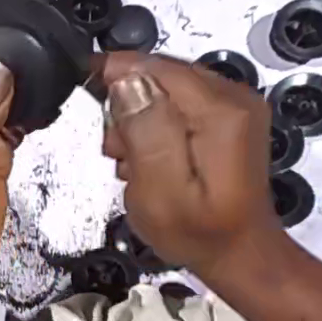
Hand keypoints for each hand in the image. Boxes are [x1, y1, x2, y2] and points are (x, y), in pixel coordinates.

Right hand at [100, 51, 287, 275]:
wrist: (237, 253)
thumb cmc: (198, 232)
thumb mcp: (160, 191)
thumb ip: (146, 132)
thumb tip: (126, 82)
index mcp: (219, 113)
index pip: (156, 67)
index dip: (115, 72)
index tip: (84, 84)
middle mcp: (234, 99)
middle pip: (162, 73)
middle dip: (127, 101)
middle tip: (116, 149)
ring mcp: (235, 108)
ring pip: (168, 87)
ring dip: (139, 116)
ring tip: (132, 159)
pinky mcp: (229, 119)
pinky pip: (179, 103)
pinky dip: (156, 123)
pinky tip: (149, 156)